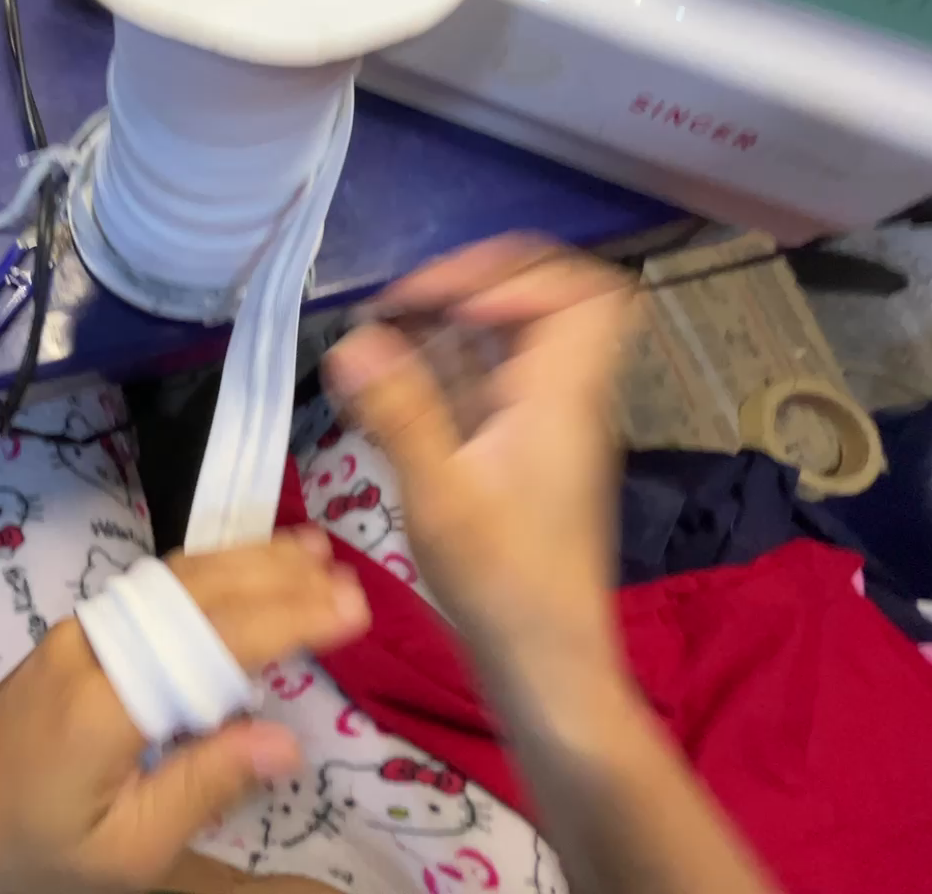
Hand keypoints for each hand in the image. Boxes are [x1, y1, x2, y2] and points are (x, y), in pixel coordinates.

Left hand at [0, 532, 370, 893]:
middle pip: (193, 591)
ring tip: (307, 550)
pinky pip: (150, 590)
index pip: (211, 640)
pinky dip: (205, 572)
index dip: (285, 619)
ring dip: (241, 559)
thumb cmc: (32, 850)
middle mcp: (92, 642)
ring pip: (171, 578)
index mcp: (105, 700)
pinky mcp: (75, 631)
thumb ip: (203, 786)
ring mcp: (79, 629)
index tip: (351, 605)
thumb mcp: (123, 851)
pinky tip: (239, 571)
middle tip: (343, 571)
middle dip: (273, 576)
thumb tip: (287, 739)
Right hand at [322, 234, 638, 682]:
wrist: (540, 655)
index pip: (580, 293)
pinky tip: (382, 385)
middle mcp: (557, 396)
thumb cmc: (500, 579)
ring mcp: (533, 420)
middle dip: (463, 288)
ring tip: (376, 339)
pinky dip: (431, 367)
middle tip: (396, 308)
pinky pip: (476, 380)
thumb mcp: (440, 493)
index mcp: (561, 397)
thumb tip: (352, 339)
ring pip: (501, 339)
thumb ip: (399, 411)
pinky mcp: (508, 444)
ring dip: (439, 326)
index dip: (512, 276)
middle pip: (539, 301)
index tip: (441, 304)